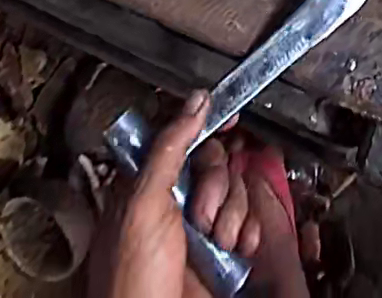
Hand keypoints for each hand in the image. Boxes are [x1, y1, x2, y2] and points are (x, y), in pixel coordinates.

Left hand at [86, 96, 307, 297]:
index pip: (182, 133)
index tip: (228, 120)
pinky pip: (249, 219)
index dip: (206, 123)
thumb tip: (195, 102)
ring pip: (235, 188)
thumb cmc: (132, 282)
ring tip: (212, 241)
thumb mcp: (144, 203)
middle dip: (217, 186)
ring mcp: (198, 224)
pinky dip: (247, 232)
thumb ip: (169, 147)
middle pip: (216, 159)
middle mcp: (174, 197)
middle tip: (202, 214)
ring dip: (231, 215)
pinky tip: (233, 249)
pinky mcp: (221, 248)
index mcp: (147, 180)